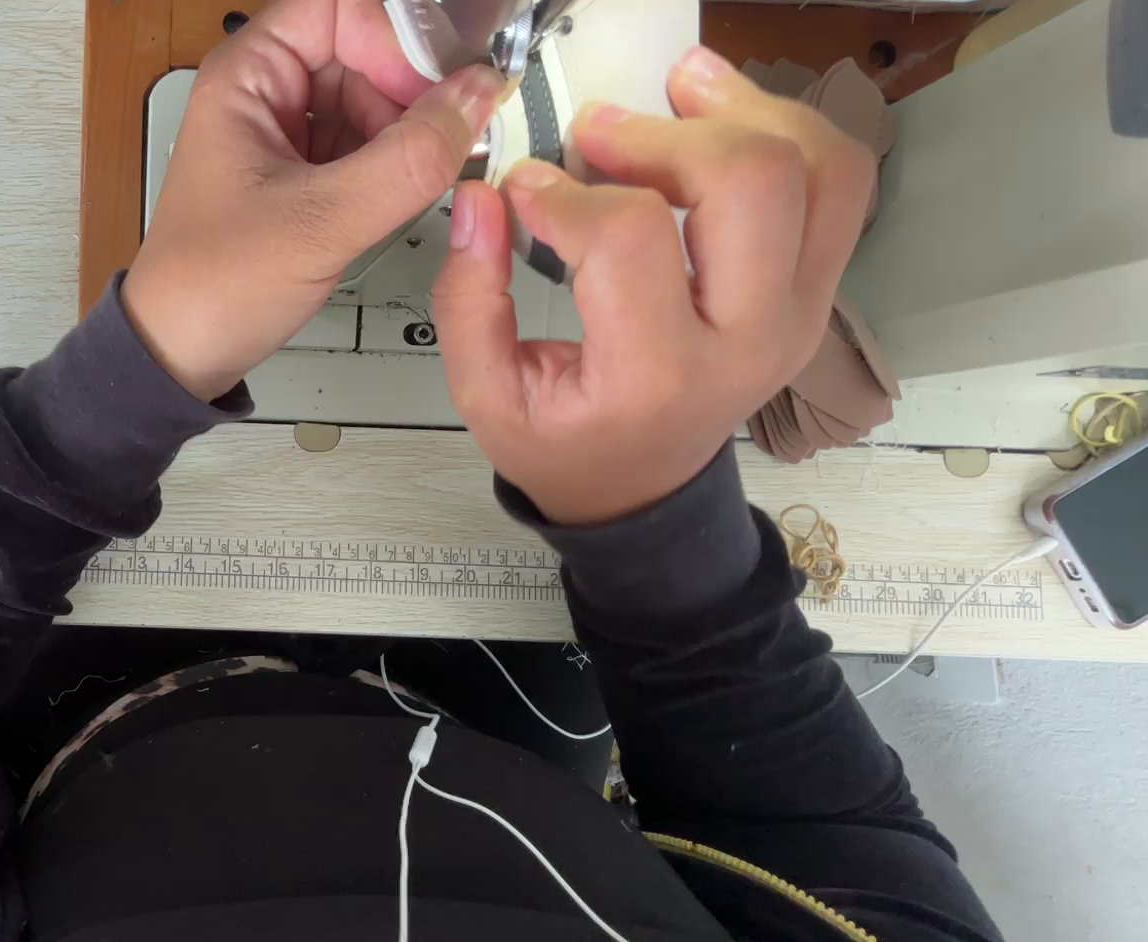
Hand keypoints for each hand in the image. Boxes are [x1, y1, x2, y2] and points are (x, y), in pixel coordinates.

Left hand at [122, 0, 507, 400]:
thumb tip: (476, 100)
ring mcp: (282, 144)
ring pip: (367, 108)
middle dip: (408, 97)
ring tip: (414, 185)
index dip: (397, 40)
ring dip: (403, 140)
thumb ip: (406, 160)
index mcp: (246, 79)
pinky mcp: (298, 186)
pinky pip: (359, 154)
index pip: (342, 10)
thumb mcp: (318, 222)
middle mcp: (264, 100)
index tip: (440, 90)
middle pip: (362, 55)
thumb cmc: (210, 288)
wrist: (181, 356)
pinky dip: (388, 172)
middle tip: (444, 145)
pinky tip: (396, 201)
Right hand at [433, 46, 875, 523]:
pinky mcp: (814, 293)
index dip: (565, 194)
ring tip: (675, 91)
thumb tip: (480, 201)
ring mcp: (797, 315)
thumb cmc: (557, 445)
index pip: (627, 241)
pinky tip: (722, 119)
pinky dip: (787, 131)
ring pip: (817, 166)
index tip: (519, 186)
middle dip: (661, 135)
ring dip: (743, 112)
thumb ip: (468, 303)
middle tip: (593, 129)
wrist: (634, 486)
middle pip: (748, 183)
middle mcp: (745, 341)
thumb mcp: (485, 396)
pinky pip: (838, 184)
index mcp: (650, 376)